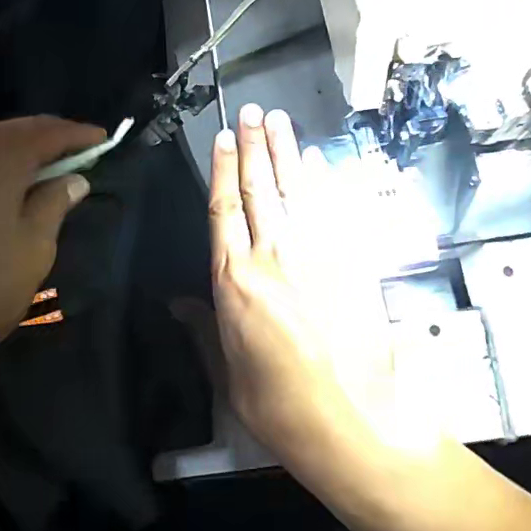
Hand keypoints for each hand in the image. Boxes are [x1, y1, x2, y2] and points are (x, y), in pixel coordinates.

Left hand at [0, 116, 104, 475]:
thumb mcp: (32, 251)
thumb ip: (53, 205)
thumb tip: (69, 180)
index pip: (46, 130)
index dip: (78, 136)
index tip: (102, 141)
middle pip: (4, 137)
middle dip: (38, 153)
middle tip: (67, 176)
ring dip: (3, 169)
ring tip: (25, 199)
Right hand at [208, 105, 438, 472]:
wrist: (344, 418)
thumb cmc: (275, 405)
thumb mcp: (225, 371)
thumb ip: (203, 330)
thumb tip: (179, 303)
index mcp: (234, 280)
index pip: (225, 210)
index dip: (224, 170)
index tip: (225, 138)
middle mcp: (274, 257)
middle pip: (262, 190)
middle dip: (257, 147)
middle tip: (254, 112)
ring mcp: (317, 256)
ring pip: (297, 192)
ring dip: (288, 153)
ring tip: (280, 120)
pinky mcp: (350, 263)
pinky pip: (335, 213)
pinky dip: (326, 184)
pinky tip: (318, 162)